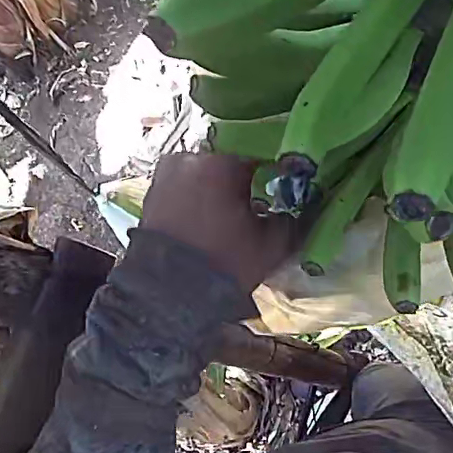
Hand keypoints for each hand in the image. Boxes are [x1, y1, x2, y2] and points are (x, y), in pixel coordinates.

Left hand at [138, 152, 296, 291]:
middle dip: (240, 185)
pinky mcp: (150, 194)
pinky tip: (203, 224)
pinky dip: (194, 201)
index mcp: (222, 164)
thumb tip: (302, 208)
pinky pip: (182, 189)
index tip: (280, 197)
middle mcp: (191, 159)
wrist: (165, 293)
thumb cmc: (223, 264)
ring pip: (203, 177)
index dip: (274, 179)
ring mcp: (166, 174)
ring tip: (225, 220)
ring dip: (215, 192)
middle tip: (252, 211)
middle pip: (228, 166)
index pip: (260, 161)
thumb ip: (292, 220)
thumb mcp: (270, 246)